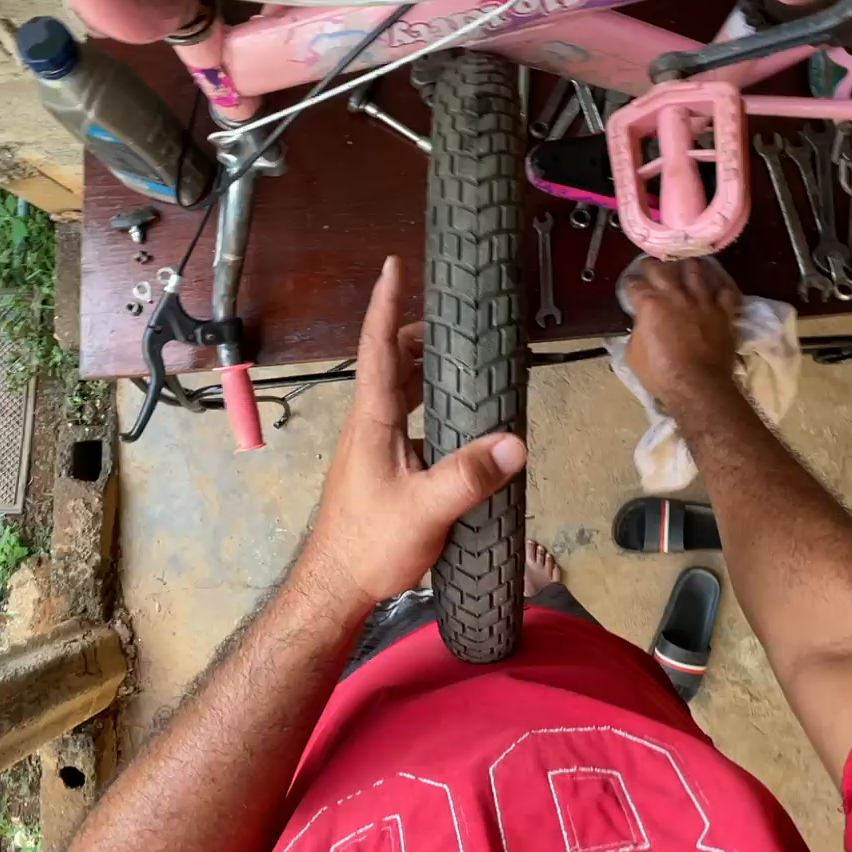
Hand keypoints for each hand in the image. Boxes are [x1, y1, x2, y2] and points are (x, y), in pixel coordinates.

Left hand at [298, 256, 527, 605]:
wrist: (335, 585)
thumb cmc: (369, 543)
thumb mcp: (424, 510)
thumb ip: (469, 476)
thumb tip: (516, 442)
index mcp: (372, 419)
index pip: (377, 348)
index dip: (384, 304)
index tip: (394, 266)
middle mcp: (370, 423)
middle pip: (390, 362)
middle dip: (417, 334)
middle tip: (457, 325)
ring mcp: (374, 444)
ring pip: (398, 390)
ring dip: (424, 368)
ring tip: (464, 362)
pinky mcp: (383, 464)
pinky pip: (408, 417)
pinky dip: (430, 402)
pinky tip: (459, 419)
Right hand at [622, 258, 740, 408]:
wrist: (697, 386)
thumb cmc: (660, 373)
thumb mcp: (633, 353)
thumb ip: (637, 331)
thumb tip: (641, 325)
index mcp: (650, 304)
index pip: (634, 284)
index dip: (629, 283)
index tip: (629, 285)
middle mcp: (676, 295)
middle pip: (662, 268)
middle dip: (652, 265)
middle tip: (649, 266)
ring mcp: (703, 301)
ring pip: (696, 270)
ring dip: (686, 266)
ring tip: (683, 265)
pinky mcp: (723, 311)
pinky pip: (725, 290)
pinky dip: (719, 286)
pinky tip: (715, 285)